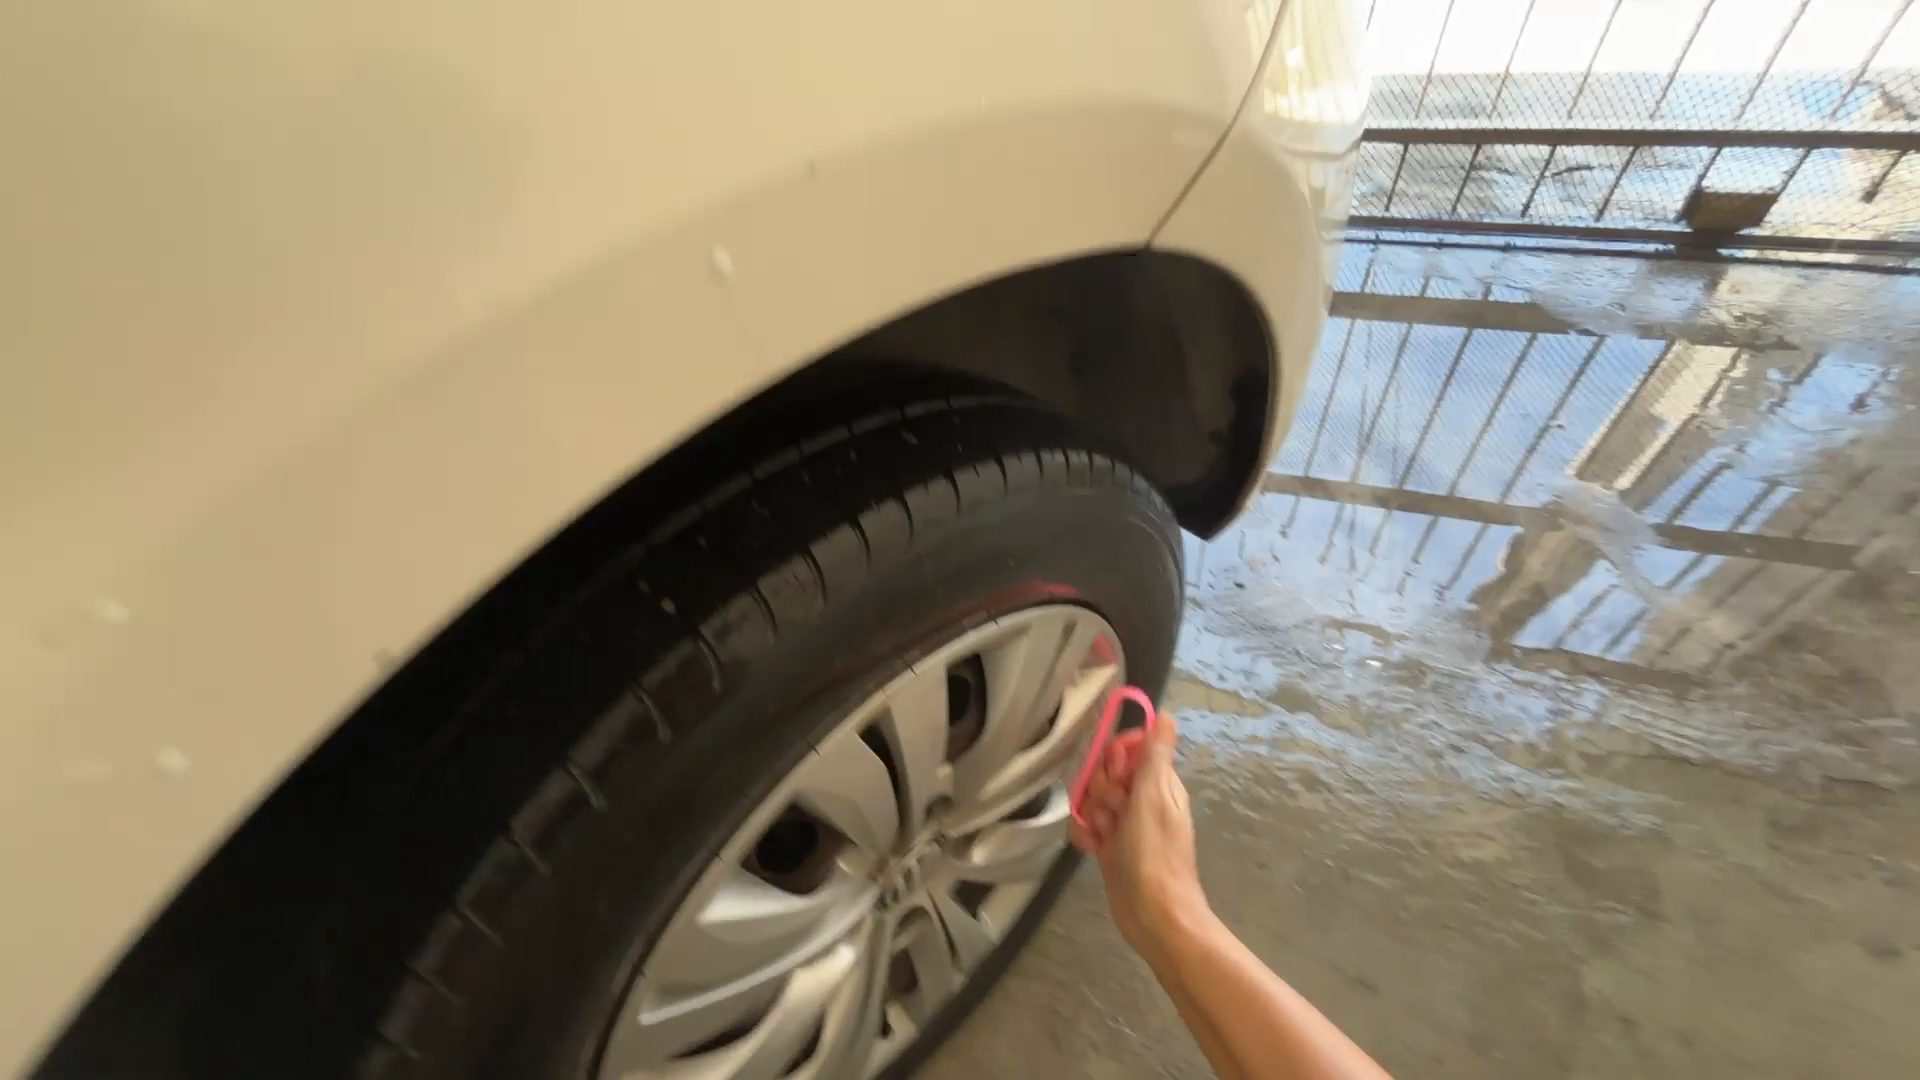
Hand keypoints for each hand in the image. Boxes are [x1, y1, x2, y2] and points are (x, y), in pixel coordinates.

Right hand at [1067, 710, 1205, 960]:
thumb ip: (1155, 755)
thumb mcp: (1154, 798)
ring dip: (1091, 814)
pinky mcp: (1109, 845)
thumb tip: (1167, 715)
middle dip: (1101, 788)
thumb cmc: (1155, 854)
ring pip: (1092, 798)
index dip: (1115, 754)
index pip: (1129, 746)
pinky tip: (1092, 849)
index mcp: (1159, 782)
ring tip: (1104, 835)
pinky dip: (1085, 835)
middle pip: (1105, 771)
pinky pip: (1086, 825)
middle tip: (1114, 811)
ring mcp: (1124, 822)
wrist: (1154, 916)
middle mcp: (1141, 798)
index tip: (1115, 773)